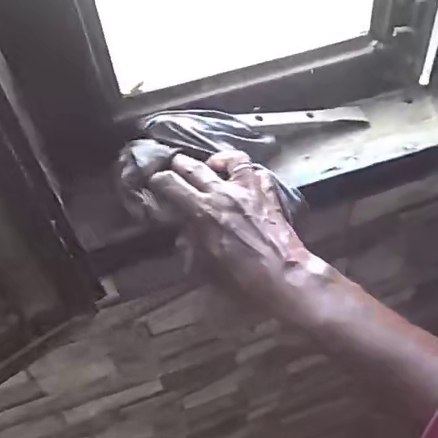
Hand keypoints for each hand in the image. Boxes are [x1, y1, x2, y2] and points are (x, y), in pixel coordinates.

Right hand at [146, 149, 322, 313]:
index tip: (155, 180)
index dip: (159, 179)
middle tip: (175, 164)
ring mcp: (250, 190)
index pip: (172, 184)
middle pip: (196, 167)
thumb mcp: (205, 266)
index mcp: (203, 211)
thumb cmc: (241, 278)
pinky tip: (246, 182)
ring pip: (233, 159)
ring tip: (214, 165)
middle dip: (181, 163)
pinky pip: (259, 174)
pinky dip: (251, 175)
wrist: (282, 275)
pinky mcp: (270, 194)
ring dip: (220, 160)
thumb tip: (183, 234)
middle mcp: (224, 194)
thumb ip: (190, 244)